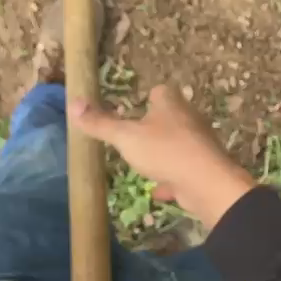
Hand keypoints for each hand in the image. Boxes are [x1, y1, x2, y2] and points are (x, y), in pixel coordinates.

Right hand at [69, 85, 257, 231]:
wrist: (206, 184)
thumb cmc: (165, 151)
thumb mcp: (126, 137)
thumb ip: (100, 123)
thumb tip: (73, 102)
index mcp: (171, 104)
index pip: (161, 91)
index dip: (148, 97)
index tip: (135, 107)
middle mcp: (188, 119)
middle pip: (170, 116)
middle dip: (154, 126)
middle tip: (134, 136)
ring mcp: (198, 144)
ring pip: (177, 144)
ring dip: (163, 152)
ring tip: (144, 162)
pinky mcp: (204, 168)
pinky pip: (183, 170)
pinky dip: (171, 178)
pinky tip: (159, 189)